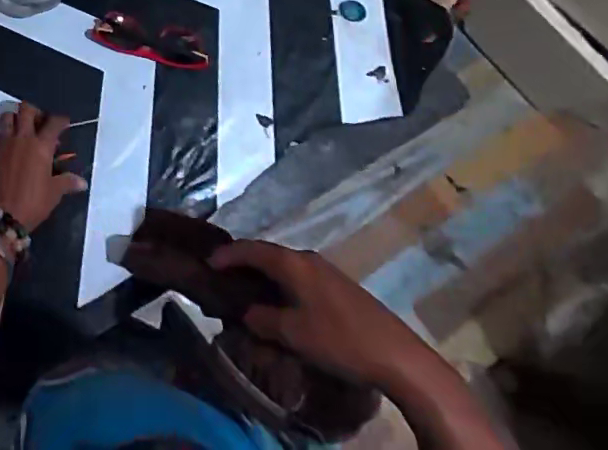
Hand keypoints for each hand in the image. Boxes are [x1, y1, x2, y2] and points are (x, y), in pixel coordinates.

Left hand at [0, 103, 85, 230]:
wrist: (3, 213)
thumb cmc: (33, 202)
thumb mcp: (54, 193)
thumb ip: (67, 182)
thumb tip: (82, 182)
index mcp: (41, 146)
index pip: (53, 123)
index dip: (61, 120)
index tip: (64, 123)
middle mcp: (22, 137)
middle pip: (26, 109)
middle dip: (35, 112)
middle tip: (40, 124)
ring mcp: (4, 142)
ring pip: (7, 116)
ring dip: (16, 119)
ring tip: (22, 130)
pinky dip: (2, 135)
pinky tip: (8, 145)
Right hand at [208, 240, 441, 393]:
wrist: (400, 359)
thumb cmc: (340, 341)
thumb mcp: (293, 334)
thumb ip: (262, 319)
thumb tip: (246, 312)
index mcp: (292, 263)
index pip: (250, 249)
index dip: (226, 255)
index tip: (208, 263)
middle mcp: (308, 259)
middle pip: (267, 253)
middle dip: (244, 262)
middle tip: (225, 275)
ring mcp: (328, 271)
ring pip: (285, 265)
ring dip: (265, 274)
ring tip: (250, 289)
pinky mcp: (341, 287)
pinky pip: (300, 276)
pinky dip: (283, 283)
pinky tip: (282, 301)